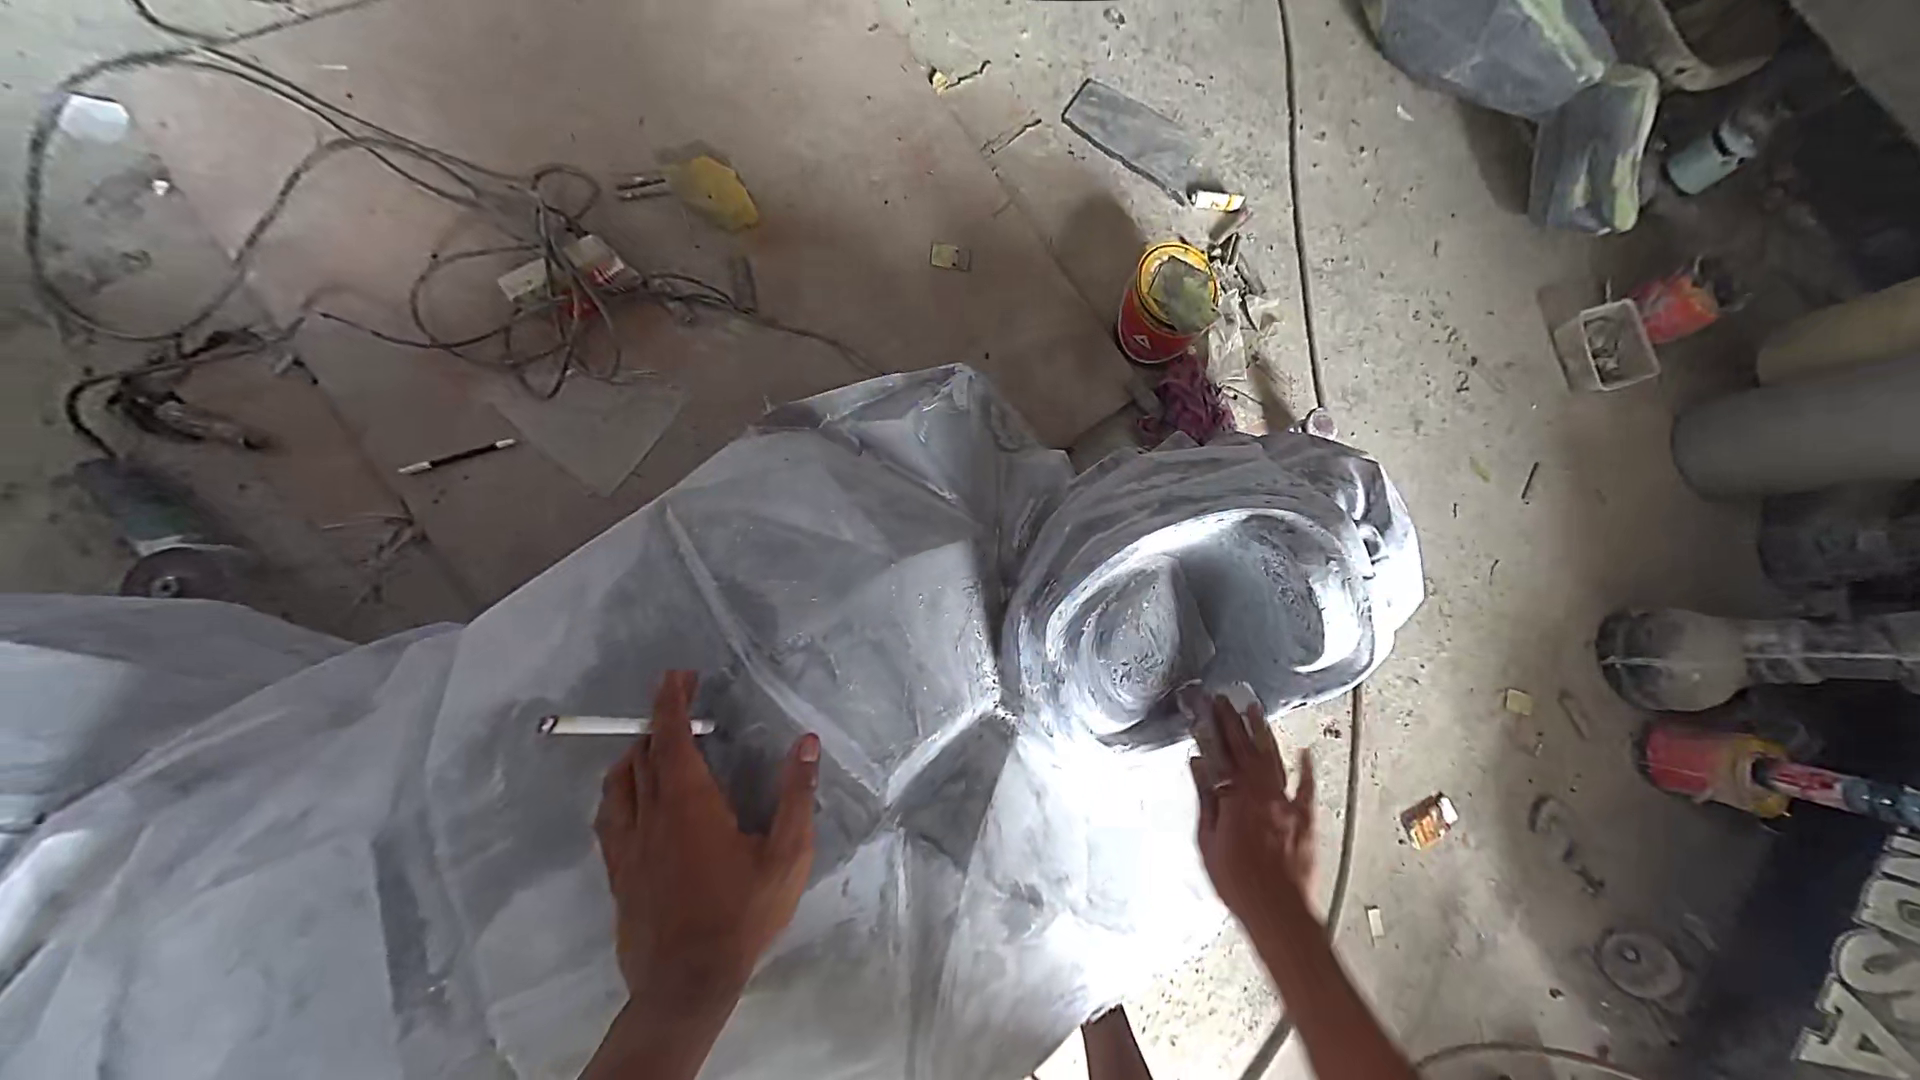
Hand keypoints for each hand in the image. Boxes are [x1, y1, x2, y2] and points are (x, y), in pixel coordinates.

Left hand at [593, 670, 819, 1008]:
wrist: (686, 984)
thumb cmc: (742, 914)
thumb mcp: (787, 854)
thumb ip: (796, 795)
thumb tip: (806, 743)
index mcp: (690, 805)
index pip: (672, 739)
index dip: (672, 703)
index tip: (677, 676)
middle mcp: (651, 815)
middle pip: (644, 753)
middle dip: (660, 717)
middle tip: (680, 696)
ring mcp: (628, 844)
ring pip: (619, 781)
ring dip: (637, 750)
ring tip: (658, 739)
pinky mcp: (618, 870)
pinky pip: (608, 814)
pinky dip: (620, 787)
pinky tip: (632, 793)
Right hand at [1189, 694, 1315, 920]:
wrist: (1277, 911)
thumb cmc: (1238, 880)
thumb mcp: (1207, 837)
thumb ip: (1205, 797)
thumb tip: (1198, 766)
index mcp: (1236, 795)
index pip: (1222, 751)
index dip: (1215, 726)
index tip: (1209, 706)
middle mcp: (1264, 793)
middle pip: (1247, 749)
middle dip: (1235, 722)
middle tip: (1226, 700)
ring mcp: (1287, 805)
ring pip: (1274, 760)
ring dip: (1264, 734)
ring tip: (1255, 712)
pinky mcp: (1304, 820)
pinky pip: (1306, 787)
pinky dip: (1306, 767)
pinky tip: (1304, 751)